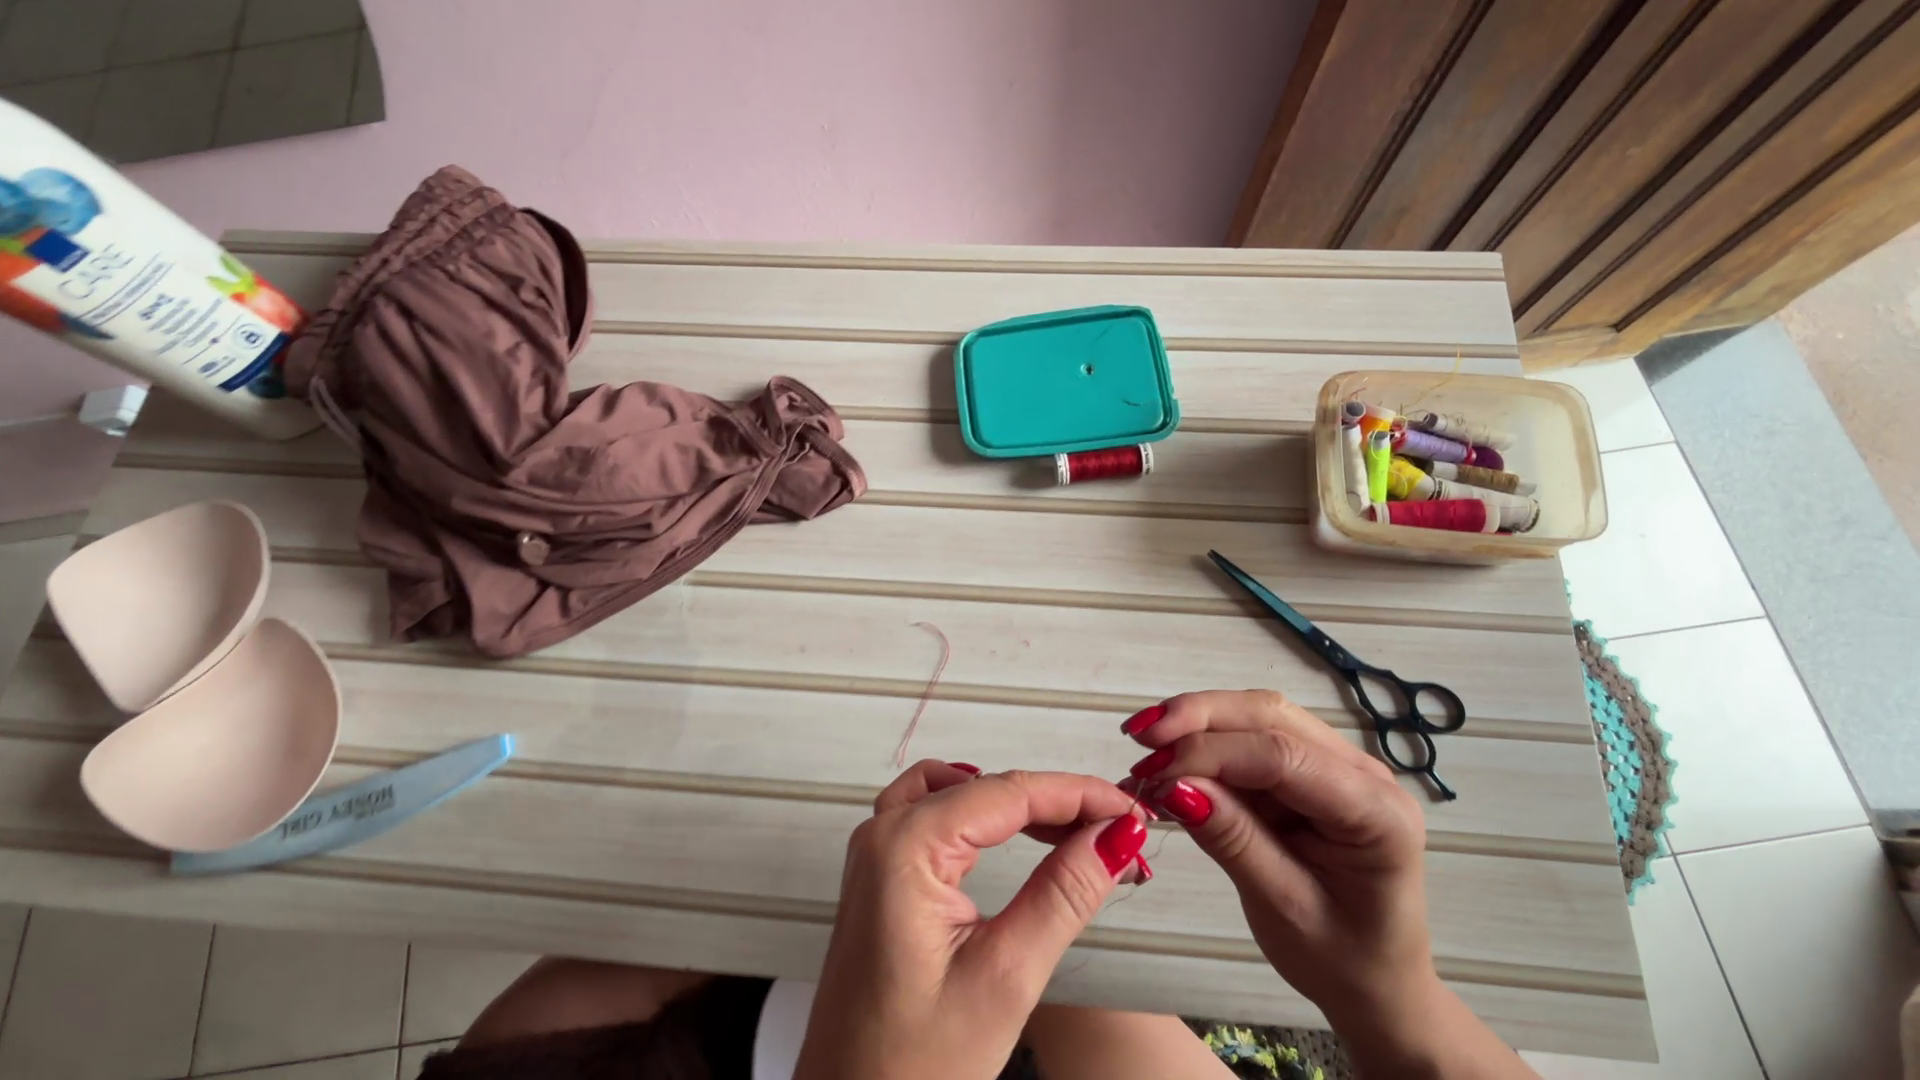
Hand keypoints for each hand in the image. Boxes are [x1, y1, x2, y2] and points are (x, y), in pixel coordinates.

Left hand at [794, 762, 1150, 1079]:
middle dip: (1056, 803)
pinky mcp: (880, 872)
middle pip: (986, 787)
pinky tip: (1013, 832)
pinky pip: (936, 813)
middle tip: (1117, 832)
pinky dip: (983, 814)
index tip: (1131, 810)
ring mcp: (875, 851)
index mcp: (905, 848)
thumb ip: (1064, 893)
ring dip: (1020, 804)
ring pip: (961, 792)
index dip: (1078, 795)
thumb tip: (1114, 836)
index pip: (1009, 793)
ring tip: (1078, 834)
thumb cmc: (914, 1062)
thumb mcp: (1006, 976)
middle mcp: (882, 834)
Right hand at [1121, 691, 1537, 1078]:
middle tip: (1138, 738)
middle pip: (1270, 716)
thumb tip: (1171, 785)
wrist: (1375, 984)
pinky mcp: (1309, 771)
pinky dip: (1207, 743)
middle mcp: (1363, 771)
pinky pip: (1253, 739)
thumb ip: (1232, 839)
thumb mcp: (1283, 907)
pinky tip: (1170, 757)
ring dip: (1198, 722)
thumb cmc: (1340, 959)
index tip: (1150, 772)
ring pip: (1258, 716)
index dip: (1210, 753)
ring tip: (1146, 745)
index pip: (1281, 755)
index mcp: (1375, 811)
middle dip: (1199, 717)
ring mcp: (1337, 765)